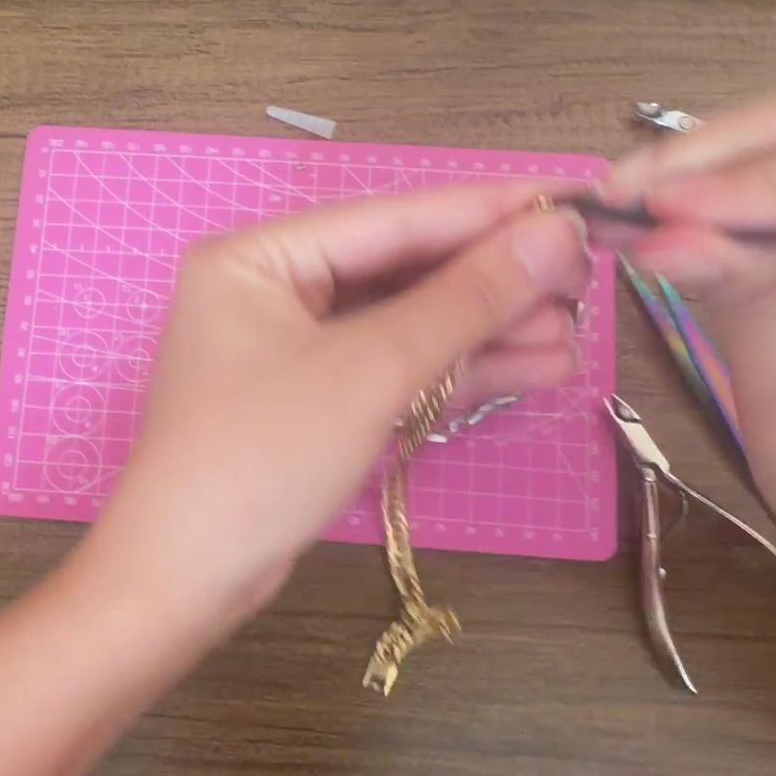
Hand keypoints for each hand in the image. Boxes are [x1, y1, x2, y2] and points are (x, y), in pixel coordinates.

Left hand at [71, 183, 594, 641]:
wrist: (188, 576)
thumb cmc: (261, 458)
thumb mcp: (368, 370)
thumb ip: (463, 300)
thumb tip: (558, 234)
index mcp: (258, 258)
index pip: (393, 218)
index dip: (492, 210)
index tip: (583, 200)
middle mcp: (269, 292)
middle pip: (400, 272)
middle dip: (492, 285)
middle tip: (588, 283)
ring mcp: (287, 351)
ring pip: (401, 327)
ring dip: (483, 334)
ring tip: (576, 338)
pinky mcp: (308, 403)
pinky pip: (388, 371)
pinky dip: (450, 374)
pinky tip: (530, 369)